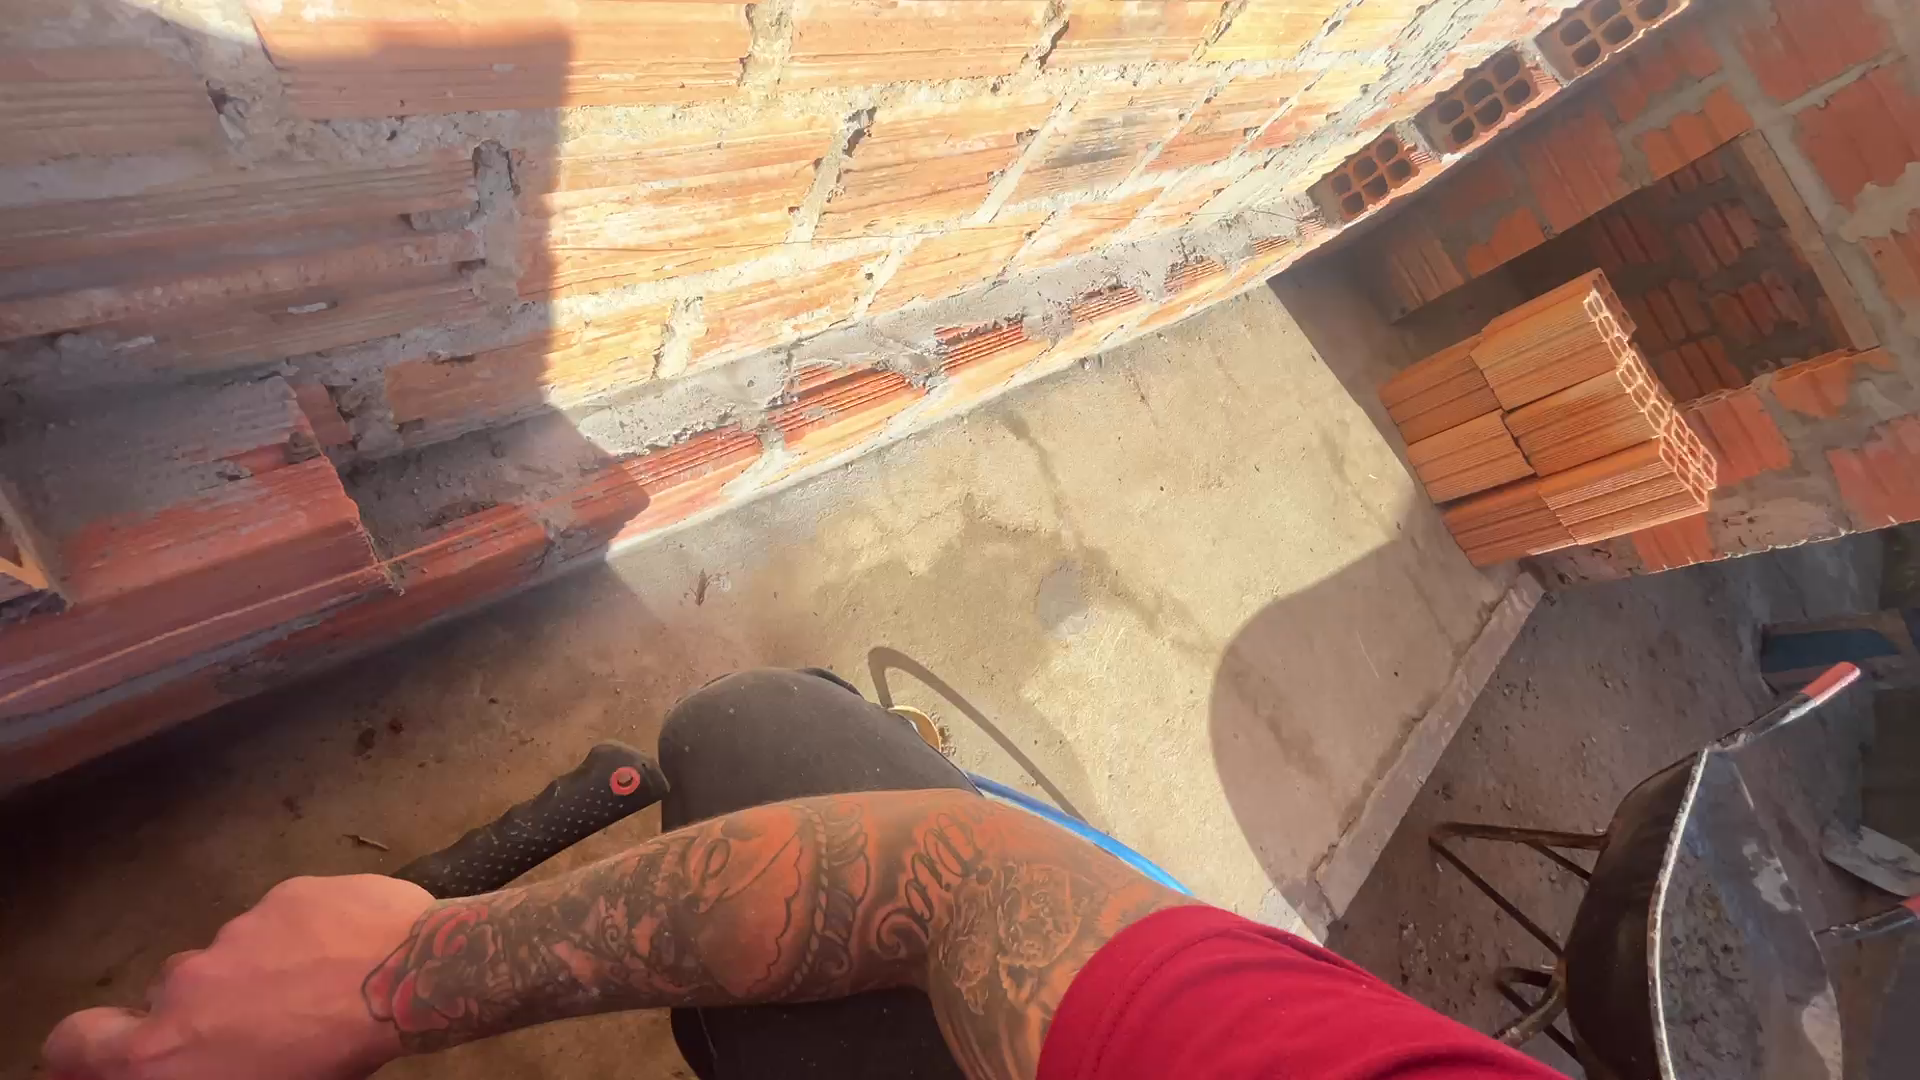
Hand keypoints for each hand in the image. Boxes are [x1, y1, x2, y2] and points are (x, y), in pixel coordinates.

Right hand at [43, 875, 433, 1079]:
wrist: (412, 975)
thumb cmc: (336, 1051)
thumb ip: (198, 1065)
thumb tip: (194, 1049)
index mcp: (161, 1048)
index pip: (75, 1042)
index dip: (92, 1041)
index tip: (126, 1038)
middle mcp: (185, 984)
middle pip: (175, 985)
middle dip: (212, 992)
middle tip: (271, 1001)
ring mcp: (239, 929)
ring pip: (239, 942)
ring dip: (267, 953)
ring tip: (325, 967)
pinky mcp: (290, 891)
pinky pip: (288, 909)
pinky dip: (309, 920)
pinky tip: (349, 934)